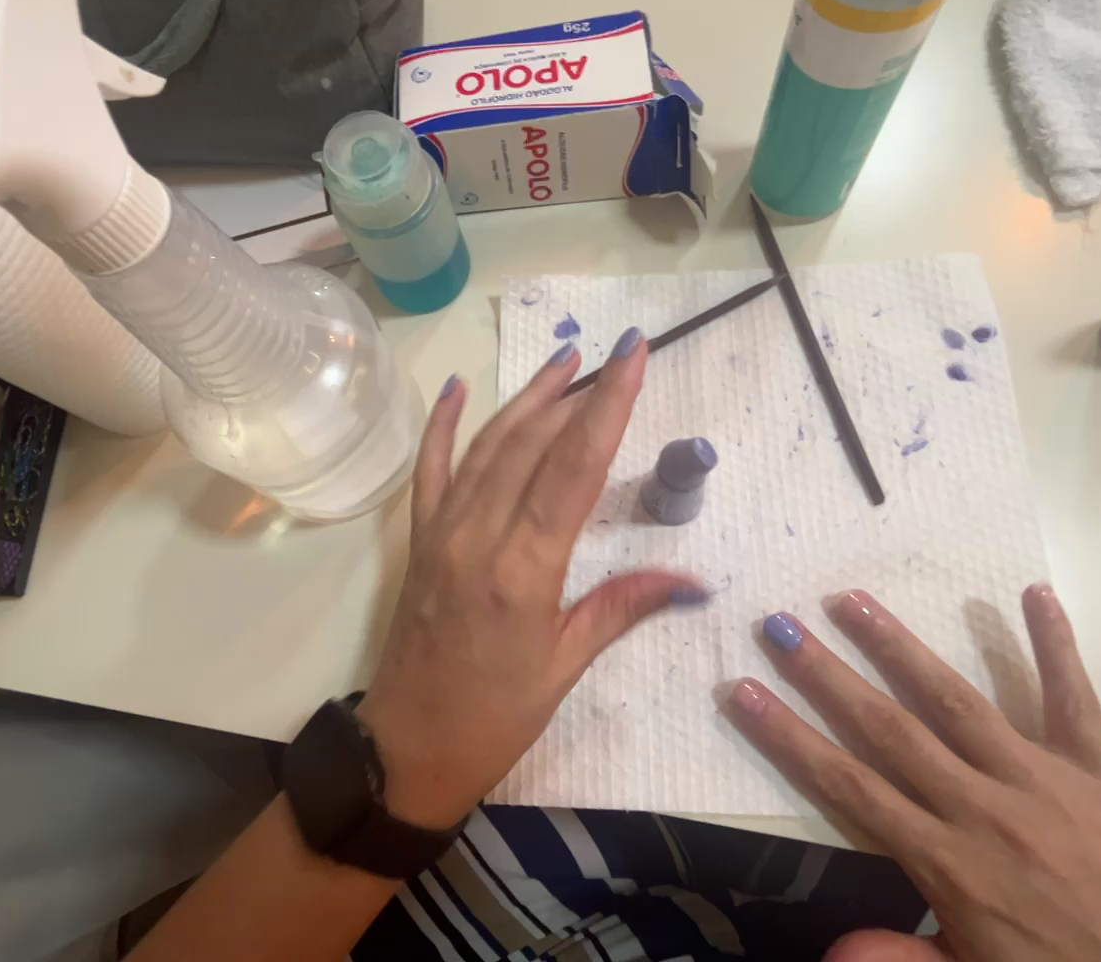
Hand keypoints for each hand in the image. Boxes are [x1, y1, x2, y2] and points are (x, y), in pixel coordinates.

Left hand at [357, 330, 708, 828]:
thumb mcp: (565, 667)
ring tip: (563, 359)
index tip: (634, 356)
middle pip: (532, 444)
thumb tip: (693, 580)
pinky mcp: (419, 540)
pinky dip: (443, 426)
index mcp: (524, 570)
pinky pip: (430, 471)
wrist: (407, 750)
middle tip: (613, 351)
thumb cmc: (494, 718)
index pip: (574, 468)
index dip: (608, 406)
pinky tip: (457, 388)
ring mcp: (441, 533)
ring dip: (526, 399)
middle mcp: (478, 537)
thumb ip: (622, 608)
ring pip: (487, 447)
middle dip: (577, 391)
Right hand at [725, 586, 1100, 961]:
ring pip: (958, 701)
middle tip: (780, 624)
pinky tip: (1034, 592)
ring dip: (900, 646)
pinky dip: (1056, 647)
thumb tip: (832, 944)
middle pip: (888, 728)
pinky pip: (1076, 704)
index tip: (743, 690)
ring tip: (853, 598)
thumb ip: (900, 959)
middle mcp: (985, 810)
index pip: (848, 785)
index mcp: (948, 863)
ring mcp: (1045, 784)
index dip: (789, 736)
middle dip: (826, 674)